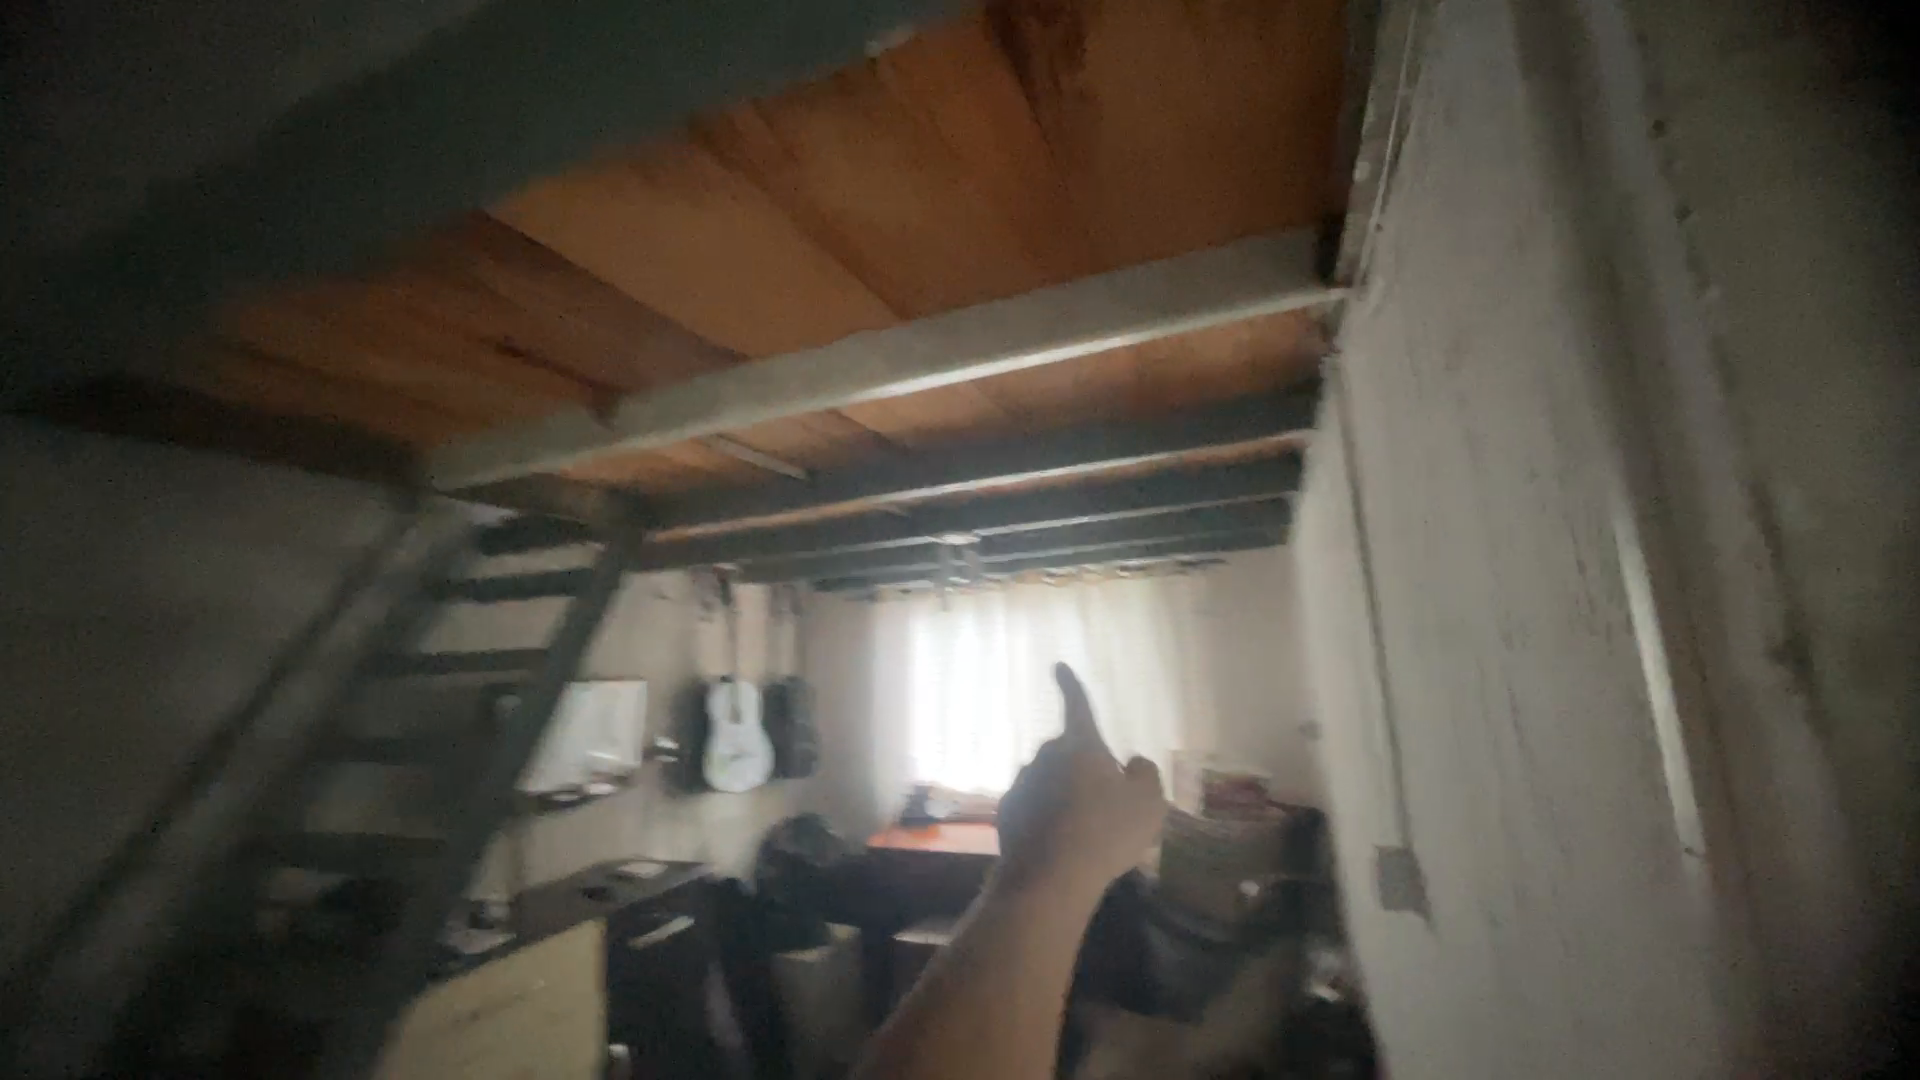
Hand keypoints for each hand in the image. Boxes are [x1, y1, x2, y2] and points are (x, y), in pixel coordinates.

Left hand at [994, 664, 1167, 901]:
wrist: (1051, 875)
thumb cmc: (1106, 832)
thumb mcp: (1148, 804)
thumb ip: (1146, 775)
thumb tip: (1132, 763)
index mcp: (1079, 745)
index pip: (1077, 705)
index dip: (1070, 685)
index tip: (1058, 666)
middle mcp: (1046, 755)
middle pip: (1067, 753)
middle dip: (1082, 769)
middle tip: (1103, 804)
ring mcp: (1023, 782)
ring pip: (1049, 781)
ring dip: (1063, 796)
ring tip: (1083, 834)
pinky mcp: (1008, 811)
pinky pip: (1032, 807)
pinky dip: (1045, 818)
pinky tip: (1058, 845)